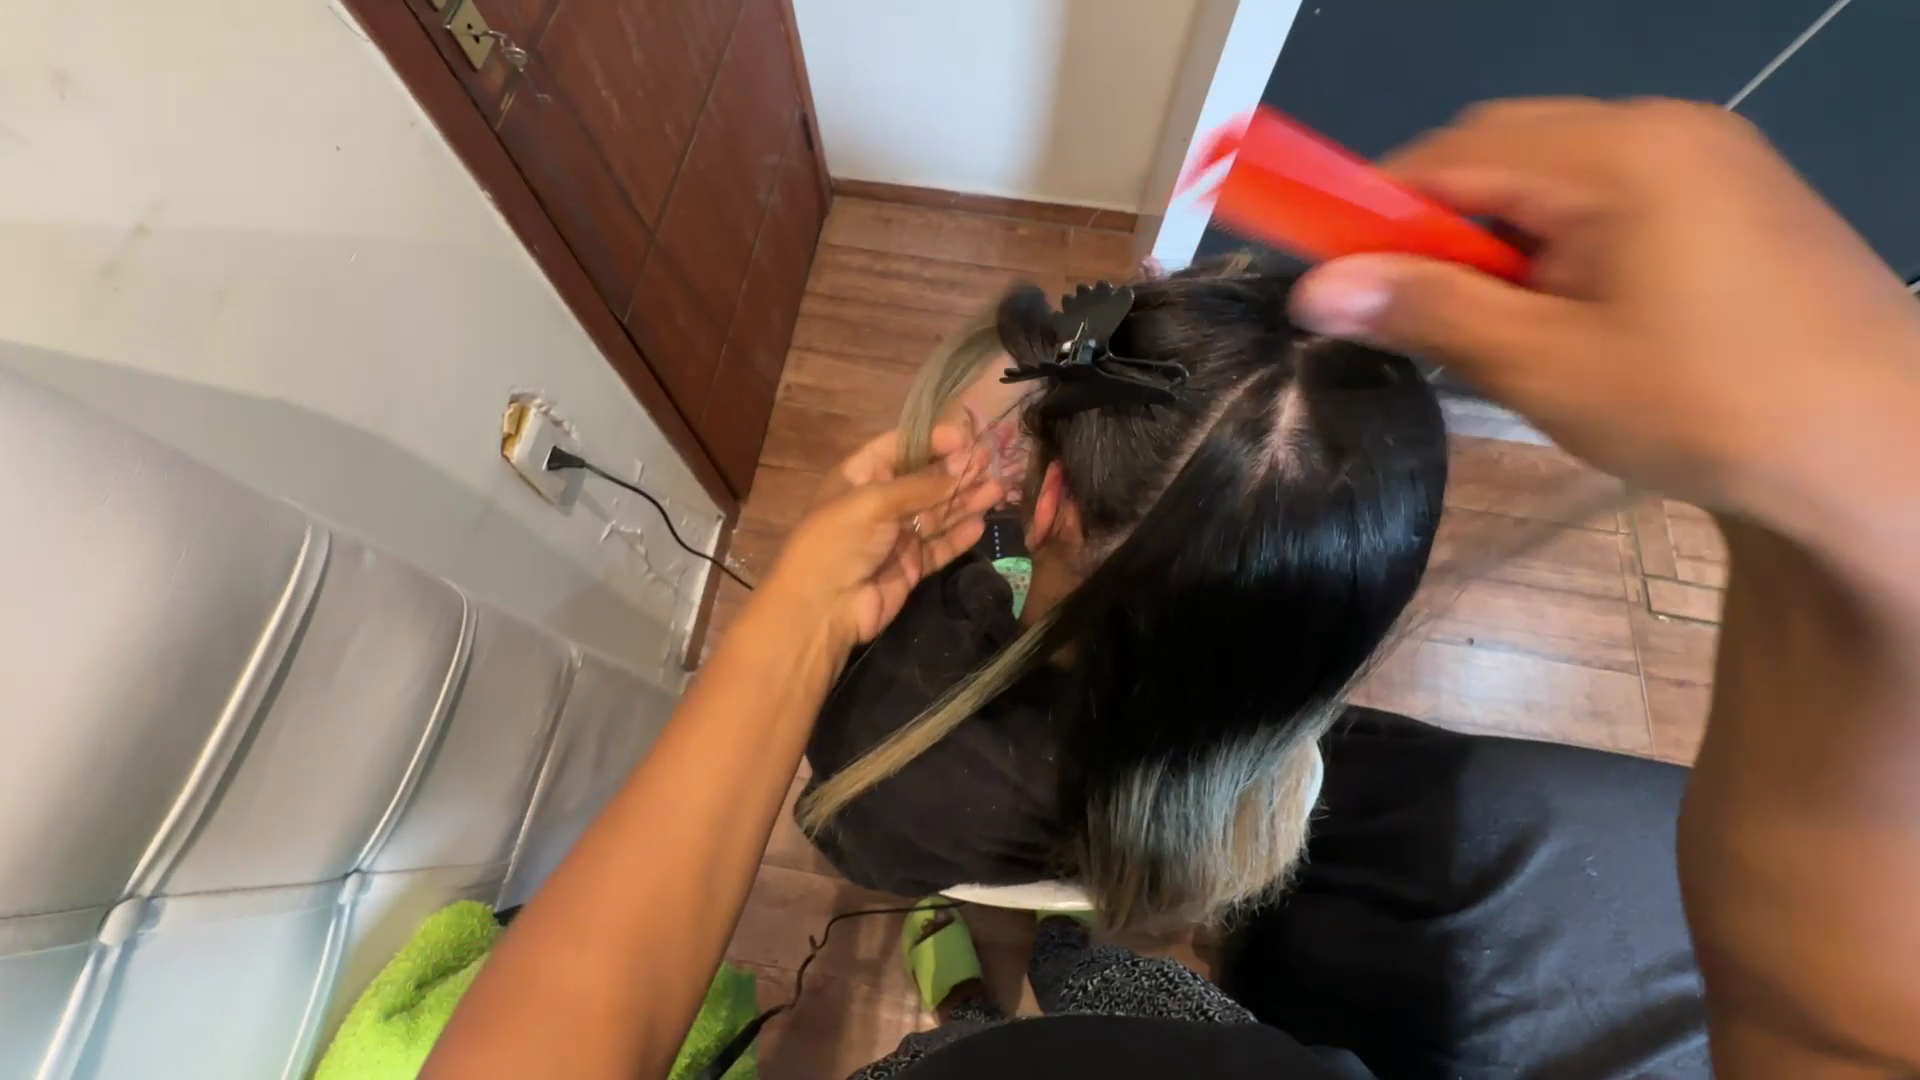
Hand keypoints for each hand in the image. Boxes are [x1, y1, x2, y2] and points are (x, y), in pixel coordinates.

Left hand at [762, 424, 1000, 650]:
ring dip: (965, 501)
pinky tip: (980, 524)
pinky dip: (959, 537)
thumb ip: (921, 484)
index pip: (899, 447)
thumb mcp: (874, 501)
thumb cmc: (839, 540)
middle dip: (956, 471)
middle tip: (990, 462)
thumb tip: (963, 463)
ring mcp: (896, 536)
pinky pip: (939, 547)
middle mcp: (879, 503)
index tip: (964, 439)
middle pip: (924, 481)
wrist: (822, 607)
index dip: (930, 440)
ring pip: (937, 514)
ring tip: (997, 489)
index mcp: (860, 476)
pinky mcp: (910, 566)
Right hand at [1288, 98, 1919, 529]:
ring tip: (1464, 315)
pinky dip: (1528, 244)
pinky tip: (1531, 306)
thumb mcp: (1538, 362)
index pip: (1447, 155)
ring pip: (1533, 178)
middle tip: (1393, 302)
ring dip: (1474, 238)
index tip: (1321, 270)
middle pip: (1490, 151)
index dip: (1366, 206)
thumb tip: (1313, 290)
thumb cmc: (1703, 405)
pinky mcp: (1710, 200)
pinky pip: (1582, 199)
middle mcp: (1657, 134)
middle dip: (1421, 222)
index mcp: (1618, 157)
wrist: (1878, 453)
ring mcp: (1694, 161)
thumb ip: (1423, 310)